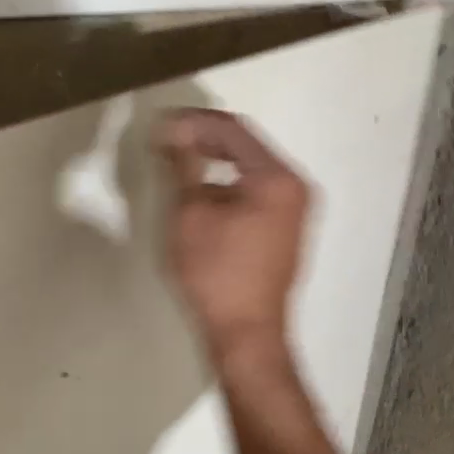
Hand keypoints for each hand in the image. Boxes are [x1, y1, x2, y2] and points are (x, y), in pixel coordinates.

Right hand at [157, 109, 311, 351]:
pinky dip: (227, 180)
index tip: (158, 125)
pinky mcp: (286, 227)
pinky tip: (200, 191)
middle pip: (245, 144)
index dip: (192, 121)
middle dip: (203, 137)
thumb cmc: (215, 272)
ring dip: (214, 158)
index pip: (232, 129)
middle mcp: (295, 185)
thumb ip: (184, 165)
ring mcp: (295, 208)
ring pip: (250, 166)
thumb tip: (173, 130)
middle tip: (164, 138)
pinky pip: (256, 188)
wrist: (246, 331)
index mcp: (276, 177)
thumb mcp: (189, 214)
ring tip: (177, 161)